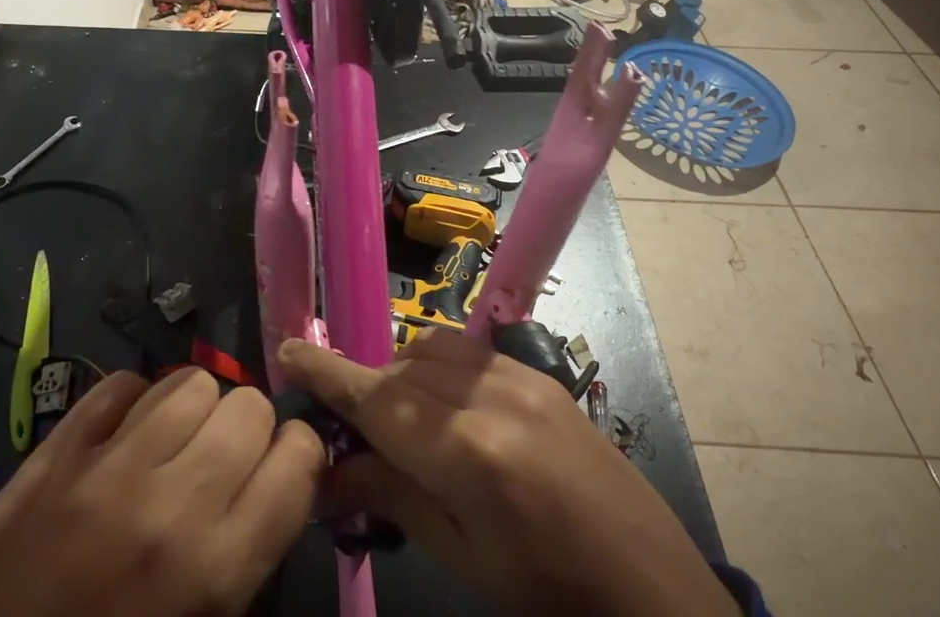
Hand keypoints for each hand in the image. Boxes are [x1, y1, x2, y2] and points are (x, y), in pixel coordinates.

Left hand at [0, 368, 325, 616]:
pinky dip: (135, 400)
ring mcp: (109, 466)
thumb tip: (272, 481)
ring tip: (176, 444)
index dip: (297, 458)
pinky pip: (122, 383)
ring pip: (190, 382)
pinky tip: (126, 435)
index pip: (297, 459)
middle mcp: (172, 502)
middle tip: (223, 462)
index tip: (278, 471)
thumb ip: (246, 553)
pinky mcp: (56, 448)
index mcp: (217, 566)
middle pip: (249, 407)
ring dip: (196, 409)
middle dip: (249, 430)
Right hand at [280, 332, 737, 616]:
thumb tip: (326, 468)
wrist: (651, 587)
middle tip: (352, 429)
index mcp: (470, 453)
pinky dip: (438, 369)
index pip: (378, 398)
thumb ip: (393, 495)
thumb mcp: (462, 556)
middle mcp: (493, 399)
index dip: (328, 373)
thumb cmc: (546, 590)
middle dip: (367, 386)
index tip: (288, 352)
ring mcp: (524, 381)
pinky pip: (470, 355)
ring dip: (402, 373)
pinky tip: (446, 409)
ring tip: (401, 420)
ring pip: (433, 349)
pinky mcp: (544, 379)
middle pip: (401, 368)